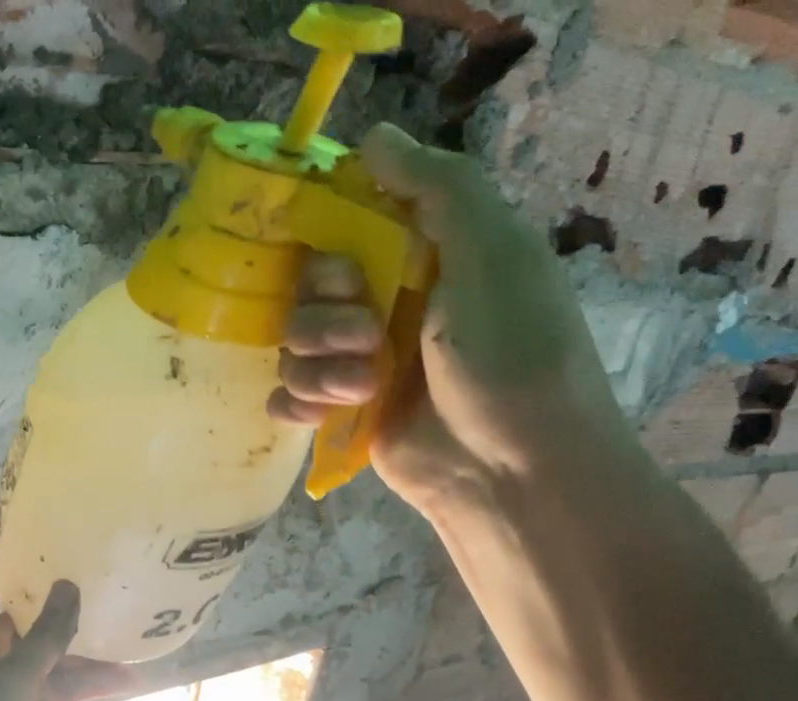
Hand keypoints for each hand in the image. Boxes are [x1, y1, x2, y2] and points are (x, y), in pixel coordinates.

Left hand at [0, 581, 138, 700]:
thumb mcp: (18, 677)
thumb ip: (47, 636)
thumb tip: (67, 585)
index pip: (19, 623)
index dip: (48, 610)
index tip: (87, 598)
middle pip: (45, 660)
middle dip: (83, 654)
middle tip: (129, 647)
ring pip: (57, 696)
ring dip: (91, 688)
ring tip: (136, 679)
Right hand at [269, 123, 630, 514]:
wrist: (512, 468)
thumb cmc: (513, 356)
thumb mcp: (492, 256)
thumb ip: (439, 190)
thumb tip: (371, 136)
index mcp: (425, 263)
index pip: (343, 237)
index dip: (330, 254)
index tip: (346, 275)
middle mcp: (387, 308)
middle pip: (306, 296)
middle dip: (324, 320)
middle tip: (366, 339)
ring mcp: (359, 363)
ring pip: (291, 348)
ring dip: (319, 368)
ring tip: (365, 388)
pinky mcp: (339, 412)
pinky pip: (283, 396)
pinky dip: (295, 404)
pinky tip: (321, 414)